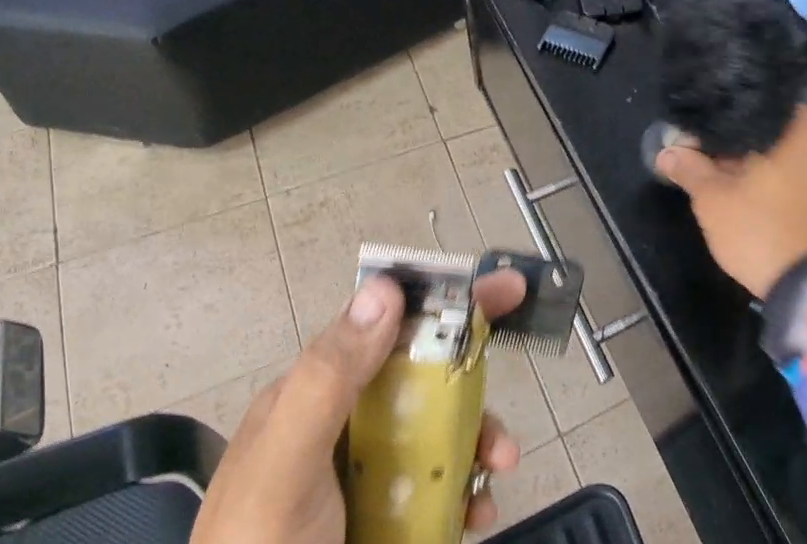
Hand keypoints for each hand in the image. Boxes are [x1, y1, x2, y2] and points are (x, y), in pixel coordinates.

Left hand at [190, 270, 527, 543]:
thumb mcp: (285, 466)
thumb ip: (327, 380)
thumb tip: (384, 289)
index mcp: (311, 399)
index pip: (383, 328)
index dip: (442, 302)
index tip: (502, 288)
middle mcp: (342, 428)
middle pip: (423, 378)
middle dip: (473, 375)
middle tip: (521, 365)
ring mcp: (366, 475)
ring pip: (441, 431)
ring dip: (481, 439)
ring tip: (501, 465)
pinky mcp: (388, 517)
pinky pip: (443, 486)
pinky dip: (471, 491)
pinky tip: (479, 511)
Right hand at [655, 104, 806, 298]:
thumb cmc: (761, 230)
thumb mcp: (714, 199)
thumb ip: (690, 169)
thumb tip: (667, 152)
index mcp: (799, 125)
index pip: (752, 105)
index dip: (720, 118)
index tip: (695, 133)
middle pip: (767, 129)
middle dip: (734, 143)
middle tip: (702, 155)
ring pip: (781, 152)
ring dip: (751, 161)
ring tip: (719, 172)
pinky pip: (795, 172)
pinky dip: (771, 177)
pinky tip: (745, 189)